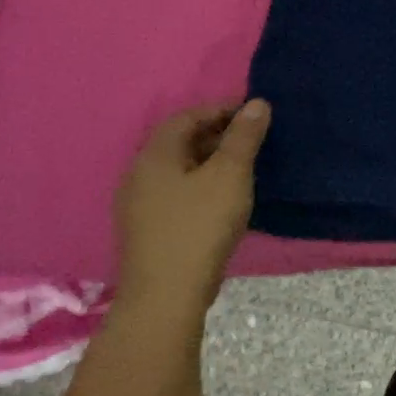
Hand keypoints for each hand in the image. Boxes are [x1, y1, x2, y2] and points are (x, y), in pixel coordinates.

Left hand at [113, 100, 269, 318]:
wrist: (167, 292)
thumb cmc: (201, 224)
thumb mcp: (231, 174)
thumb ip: (244, 136)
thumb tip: (256, 103)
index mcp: (154, 156)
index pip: (186, 117)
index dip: (221, 110)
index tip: (256, 115)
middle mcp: (139, 174)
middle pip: (179, 140)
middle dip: (218, 133)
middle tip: (256, 138)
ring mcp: (139, 202)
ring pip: (179, 166)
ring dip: (212, 158)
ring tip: (246, 165)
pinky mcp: (148, 225)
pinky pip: (177, 188)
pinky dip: (203, 180)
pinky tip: (225, 194)